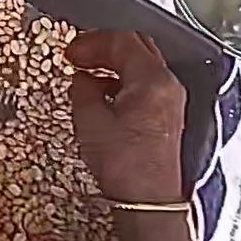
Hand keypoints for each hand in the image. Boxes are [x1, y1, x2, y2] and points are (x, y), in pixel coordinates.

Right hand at [66, 30, 186, 203]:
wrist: (146, 199)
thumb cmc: (122, 163)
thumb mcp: (89, 121)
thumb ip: (83, 90)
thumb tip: (81, 77)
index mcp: (151, 80)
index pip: (122, 41)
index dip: (91, 42)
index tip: (70, 51)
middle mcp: (167, 84)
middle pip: (137, 46)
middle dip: (104, 46)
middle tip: (78, 54)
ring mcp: (170, 99)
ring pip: (141, 64)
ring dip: (113, 62)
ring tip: (86, 71)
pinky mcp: (165, 114)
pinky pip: (143, 83)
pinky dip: (121, 79)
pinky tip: (102, 92)